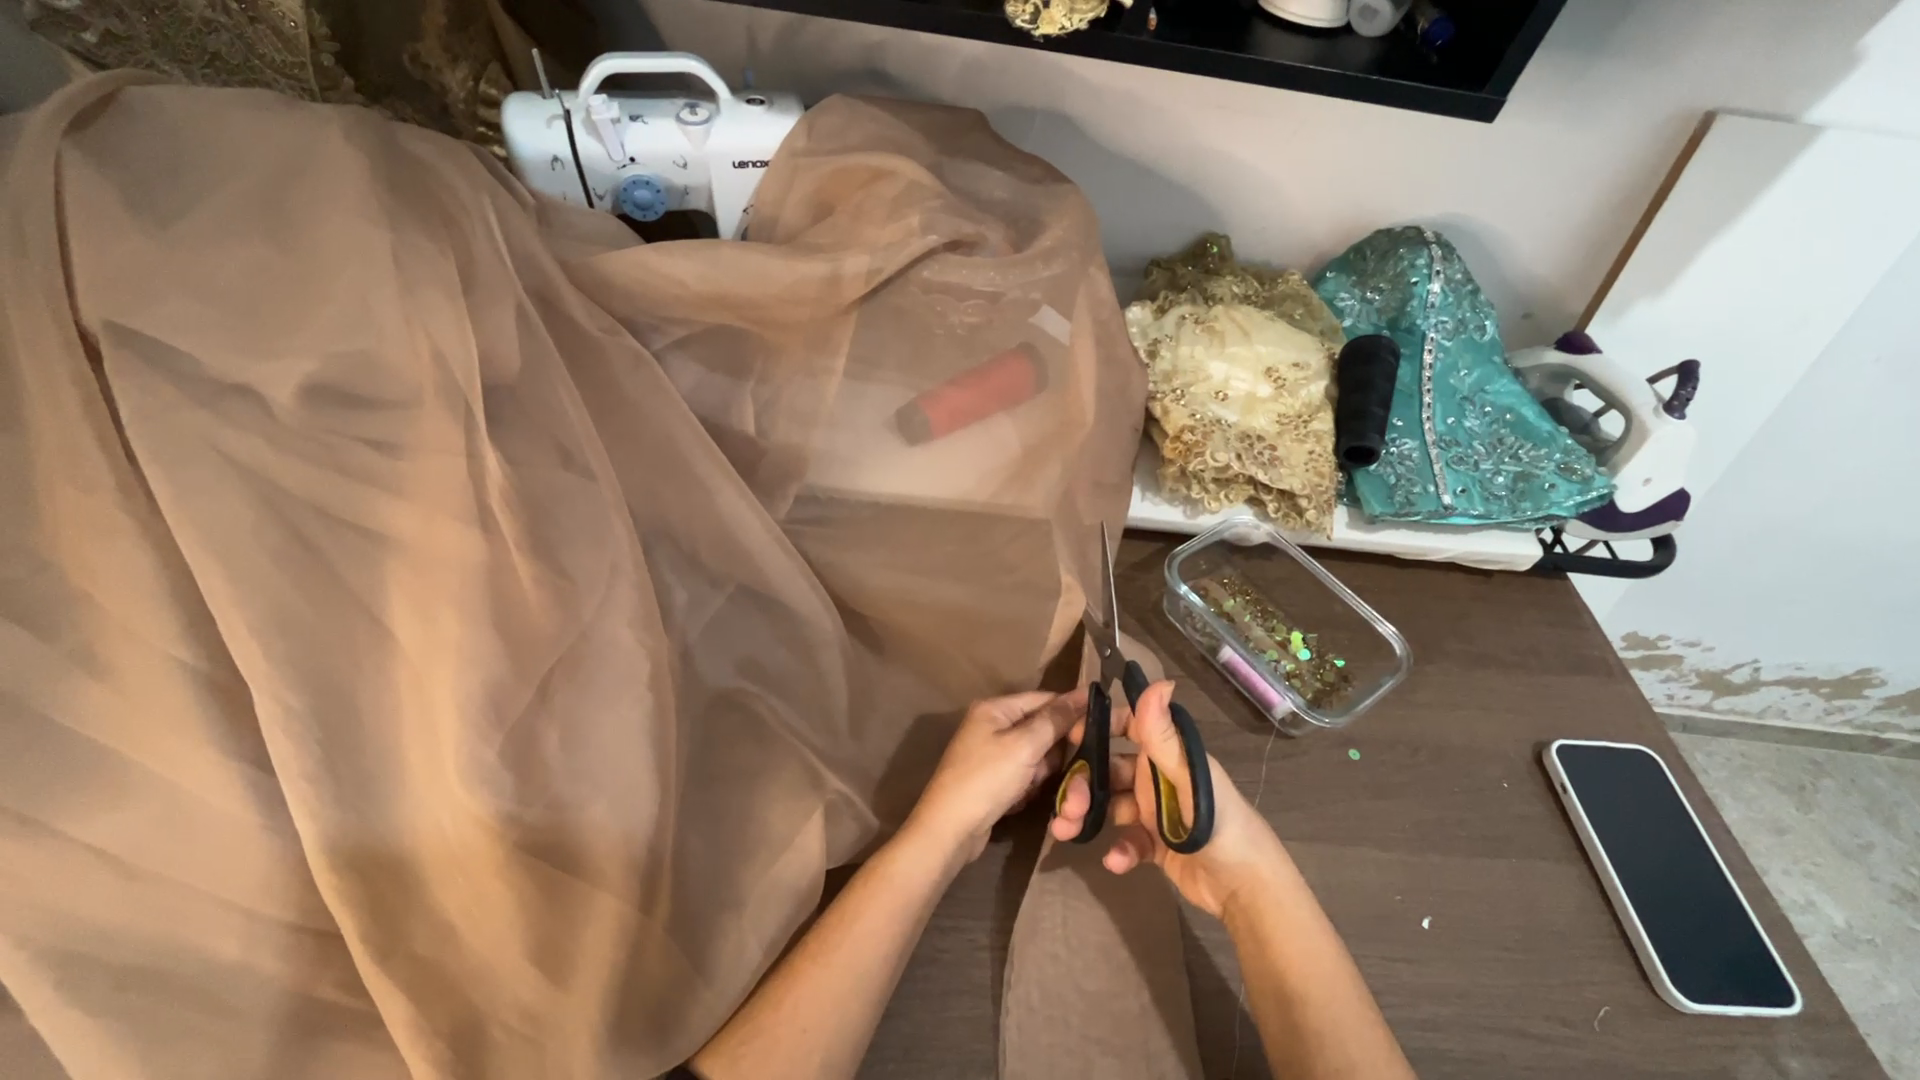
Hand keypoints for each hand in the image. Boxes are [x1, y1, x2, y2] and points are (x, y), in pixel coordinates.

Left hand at [905, 688, 1087, 863]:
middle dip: (1054, 748)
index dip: (1070, 711)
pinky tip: (1024, 797)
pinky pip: (1024, 774)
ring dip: (1043, 771)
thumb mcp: (1024, 746)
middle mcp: (991, 725)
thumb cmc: (986, 780)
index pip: (1043, 699)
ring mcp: (991, 754)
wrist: (950, 829)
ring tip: (1036, 784)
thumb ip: (1054, 720)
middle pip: (1040, 727)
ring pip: (1035, 754)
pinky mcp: (993, 780)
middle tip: (1065, 766)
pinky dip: (1030, 785)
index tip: (1098, 728)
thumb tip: (1083, 693)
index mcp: (995, 708)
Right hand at [1049, 680, 1289, 918]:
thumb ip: (1166, 735)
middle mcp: (1159, 777)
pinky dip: (1119, 851)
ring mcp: (1157, 812)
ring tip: (1069, 832)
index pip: (1131, 726)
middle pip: (1110, 770)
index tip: (1070, 736)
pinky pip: (1127, 841)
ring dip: (1089, 817)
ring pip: (1111, 806)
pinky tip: (1116, 861)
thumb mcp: (1189, 777)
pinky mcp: (1157, 846)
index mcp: (1169, 755)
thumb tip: (1159, 681)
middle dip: (1085, 784)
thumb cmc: (1219, 823)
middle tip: (1067, 805)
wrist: (1246, 887)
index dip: (1100, 727)